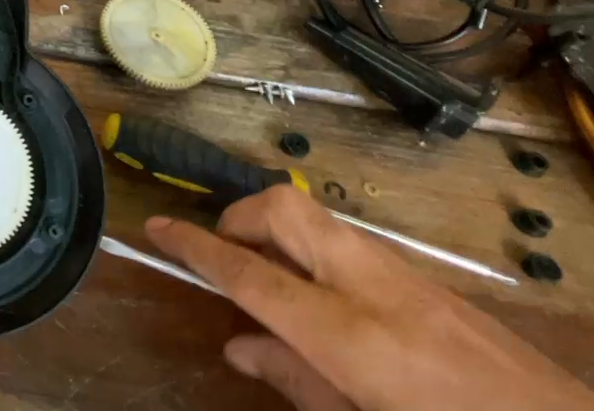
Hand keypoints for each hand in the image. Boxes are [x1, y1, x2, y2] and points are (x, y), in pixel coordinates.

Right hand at [146, 185, 593, 410]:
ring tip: (273, 282)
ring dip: (279, 234)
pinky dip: (318, 254)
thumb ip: (298, 382)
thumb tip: (238, 345)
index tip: (154, 226)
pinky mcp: (439, 286)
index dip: (193, 247)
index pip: (248, 274)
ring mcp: (412, 281)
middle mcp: (375, 289)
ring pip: (320, 222)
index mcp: (349, 335)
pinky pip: (354, 246)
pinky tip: (329, 303)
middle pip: (285, 211)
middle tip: (226, 254)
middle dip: (241, 216)